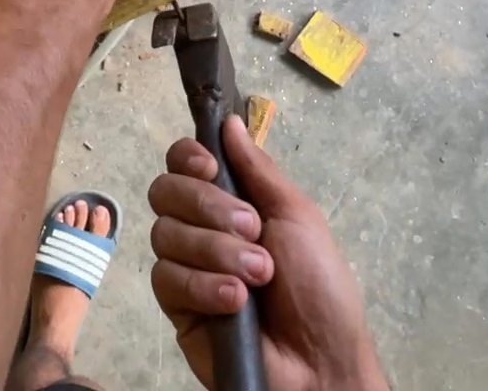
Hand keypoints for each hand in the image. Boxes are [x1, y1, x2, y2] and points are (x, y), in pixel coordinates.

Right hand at [148, 116, 388, 390]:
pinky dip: (202, 285)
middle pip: (165, 191)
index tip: (209, 166)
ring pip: (165, 234)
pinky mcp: (177, 306)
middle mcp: (199, 227)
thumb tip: (228, 120)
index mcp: (227, 201)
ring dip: (216, 251)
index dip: (187, 157)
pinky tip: (234, 302)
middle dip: (207, 206)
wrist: (322, 365)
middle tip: (253, 229)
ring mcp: (186, 266)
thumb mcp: (297, 217)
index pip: (181, 162)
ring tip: (257, 276)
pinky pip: (166, 278)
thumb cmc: (319, 287)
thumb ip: (258, 170)